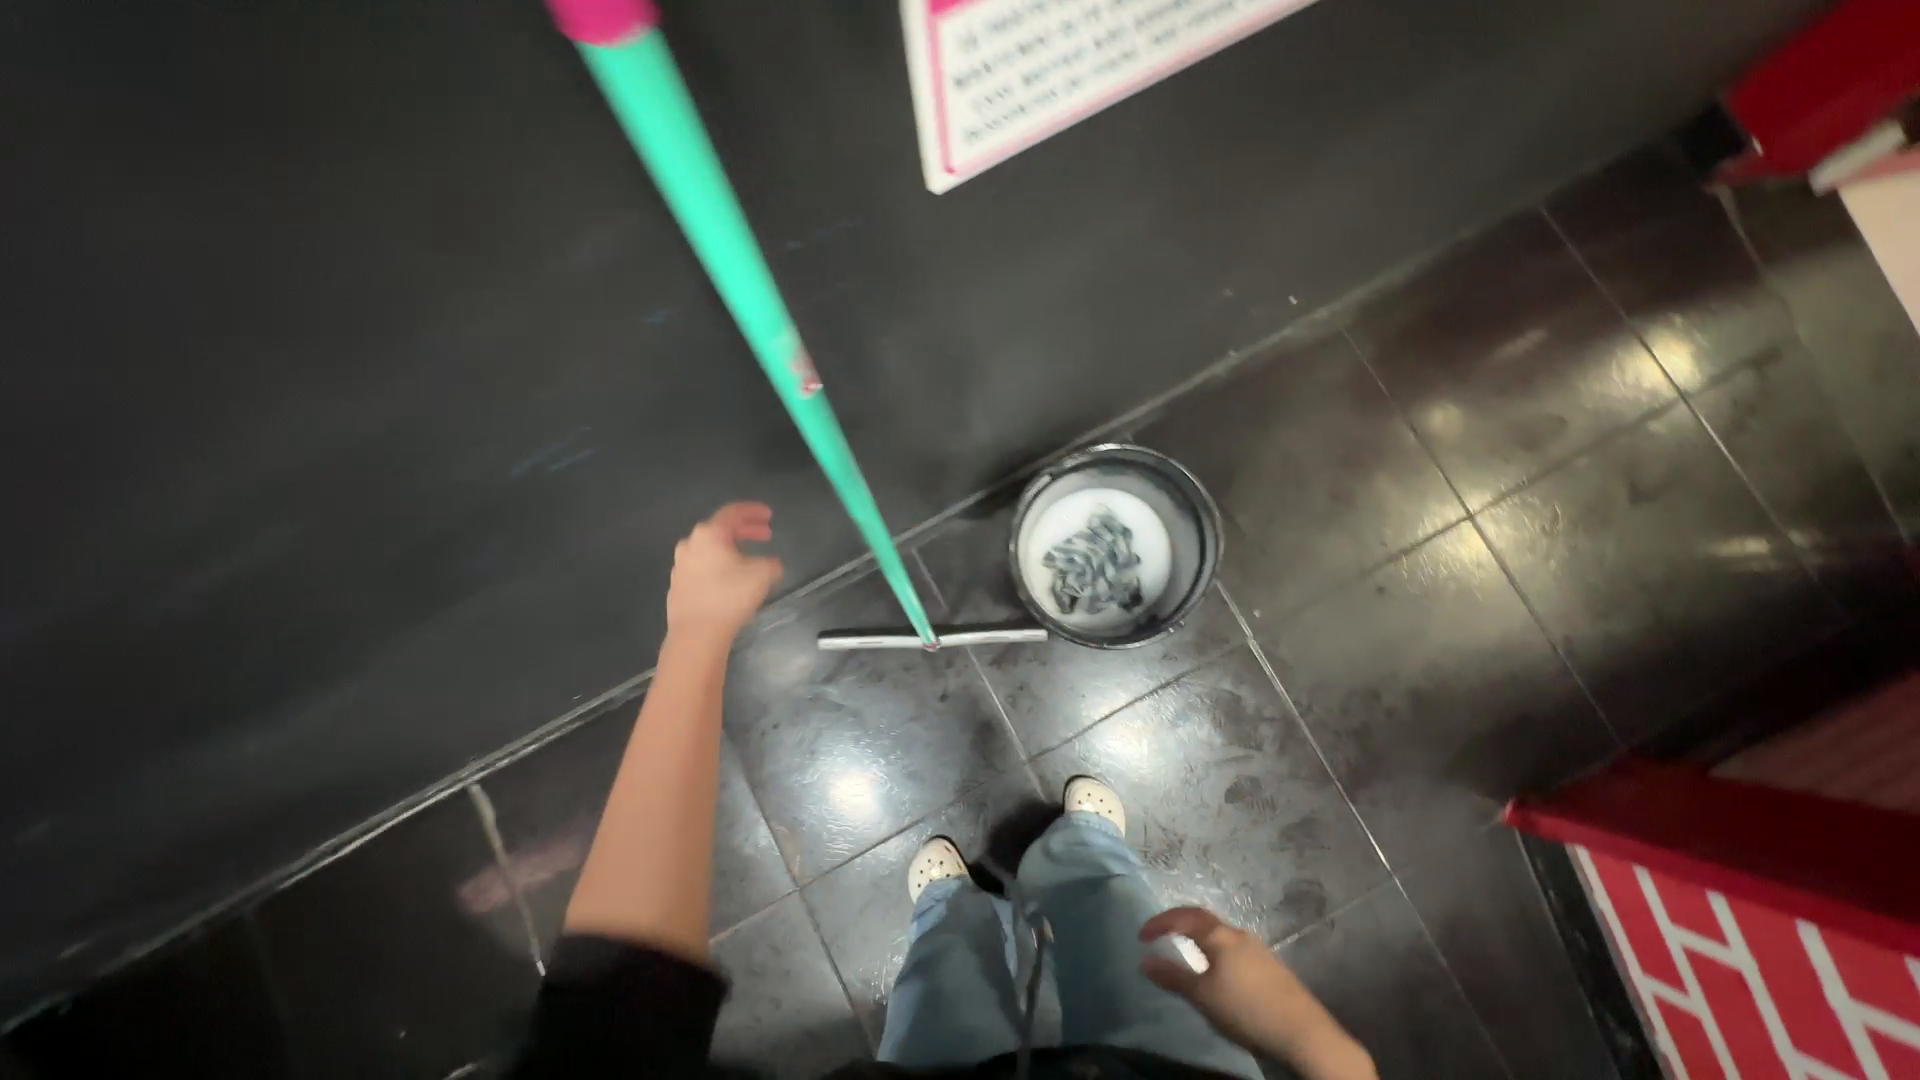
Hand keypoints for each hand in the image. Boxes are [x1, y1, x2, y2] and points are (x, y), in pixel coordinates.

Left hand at [666, 503, 783, 642]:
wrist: (697, 633)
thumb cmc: (730, 596)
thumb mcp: (763, 574)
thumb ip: (772, 563)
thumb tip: (771, 565)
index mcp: (709, 534)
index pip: (733, 512)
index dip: (754, 511)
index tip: (769, 515)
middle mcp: (690, 544)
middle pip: (720, 529)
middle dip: (745, 530)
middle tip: (765, 535)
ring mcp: (681, 565)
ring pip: (710, 549)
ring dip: (731, 549)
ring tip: (750, 558)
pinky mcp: (678, 585)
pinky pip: (702, 567)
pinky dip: (719, 565)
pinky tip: (731, 580)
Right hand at [1140, 907, 1373, 1079]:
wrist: (1303, 1032)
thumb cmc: (1246, 1009)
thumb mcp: (1203, 997)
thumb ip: (1173, 976)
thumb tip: (1145, 960)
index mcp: (1219, 935)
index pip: (1182, 917)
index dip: (1159, 923)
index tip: (1141, 936)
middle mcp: (1237, 933)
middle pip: (1202, 918)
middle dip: (1178, 922)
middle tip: (1160, 933)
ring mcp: (1257, 947)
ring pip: (1219, 932)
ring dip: (1198, 935)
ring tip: (1185, 950)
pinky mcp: (1269, 964)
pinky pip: (1233, 945)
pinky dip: (1215, 947)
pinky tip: (1216, 968)